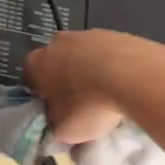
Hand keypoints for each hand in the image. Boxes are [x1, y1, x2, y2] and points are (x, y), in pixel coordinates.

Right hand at [23, 29, 164, 144]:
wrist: (134, 76)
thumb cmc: (89, 104)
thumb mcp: (65, 131)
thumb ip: (55, 128)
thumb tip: (58, 126)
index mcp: (36, 64)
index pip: (31, 81)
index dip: (44, 99)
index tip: (58, 113)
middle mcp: (55, 43)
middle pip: (57, 65)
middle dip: (67, 82)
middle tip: (83, 106)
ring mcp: (86, 34)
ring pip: (83, 57)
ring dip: (92, 73)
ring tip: (109, 97)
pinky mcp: (115, 34)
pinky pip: (109, 54)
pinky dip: (114, 67)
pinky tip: (126, 85)